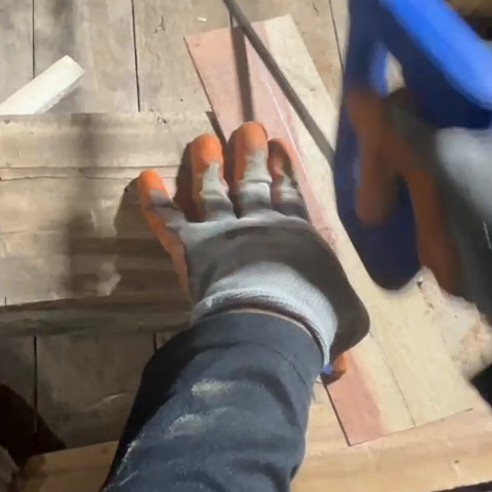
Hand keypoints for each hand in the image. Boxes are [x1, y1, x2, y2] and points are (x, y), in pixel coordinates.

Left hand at [136, 122, 359, 366]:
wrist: (274, 316)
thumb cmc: (316, 317)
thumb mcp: (346, 321)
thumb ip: (340, 321)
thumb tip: (338, 364)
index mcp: (296, 235)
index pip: (289, 196)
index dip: (284, 172)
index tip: (280, 146)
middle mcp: (259, 224)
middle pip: (252, 183)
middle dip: (249, 155)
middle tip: (247, 128)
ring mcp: (223, 230)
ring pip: (213, 192)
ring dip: (207, 165)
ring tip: (203, 139)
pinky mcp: (193, 243)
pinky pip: (168, 219)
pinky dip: (156, 200)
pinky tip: (145, 177)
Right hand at [345, 89, 491, 345]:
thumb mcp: (448, 167)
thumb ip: (404, 126)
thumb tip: (359, 91)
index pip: (433, 81)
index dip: (395, 104)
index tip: (369, 134)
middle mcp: (489, 126)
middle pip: (415, 118)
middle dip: (386, 156)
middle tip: (372, 198)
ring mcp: (476, 159)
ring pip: (409, 149)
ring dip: (386, 179)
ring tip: (375, 213)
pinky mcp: (462, 189)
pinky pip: (415, 174)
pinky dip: (398, 191)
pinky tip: (386, 211)